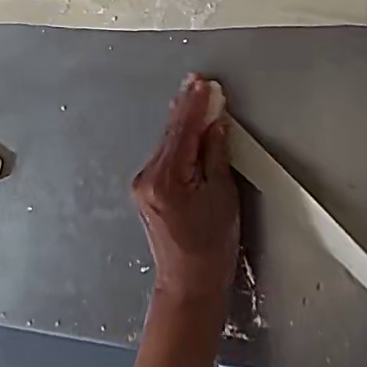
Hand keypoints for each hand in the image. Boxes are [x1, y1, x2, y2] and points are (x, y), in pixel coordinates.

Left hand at [131, 74, 237, 301]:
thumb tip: (215, 124)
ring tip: (194, 94)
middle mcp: (149, 177)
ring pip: (167, 141)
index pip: (184, 130)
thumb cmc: (211, 248)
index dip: (196, 105)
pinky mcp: (145, 188)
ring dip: (182, 119)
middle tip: (199, 82)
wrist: (188, 284)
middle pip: (172, 132)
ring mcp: (144, 182)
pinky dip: (177, 137)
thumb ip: (216, 154)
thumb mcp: (223, 196)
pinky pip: (164, 153)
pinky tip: (185, 125)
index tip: (206, 85)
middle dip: (187, 106)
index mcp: (167, 179)